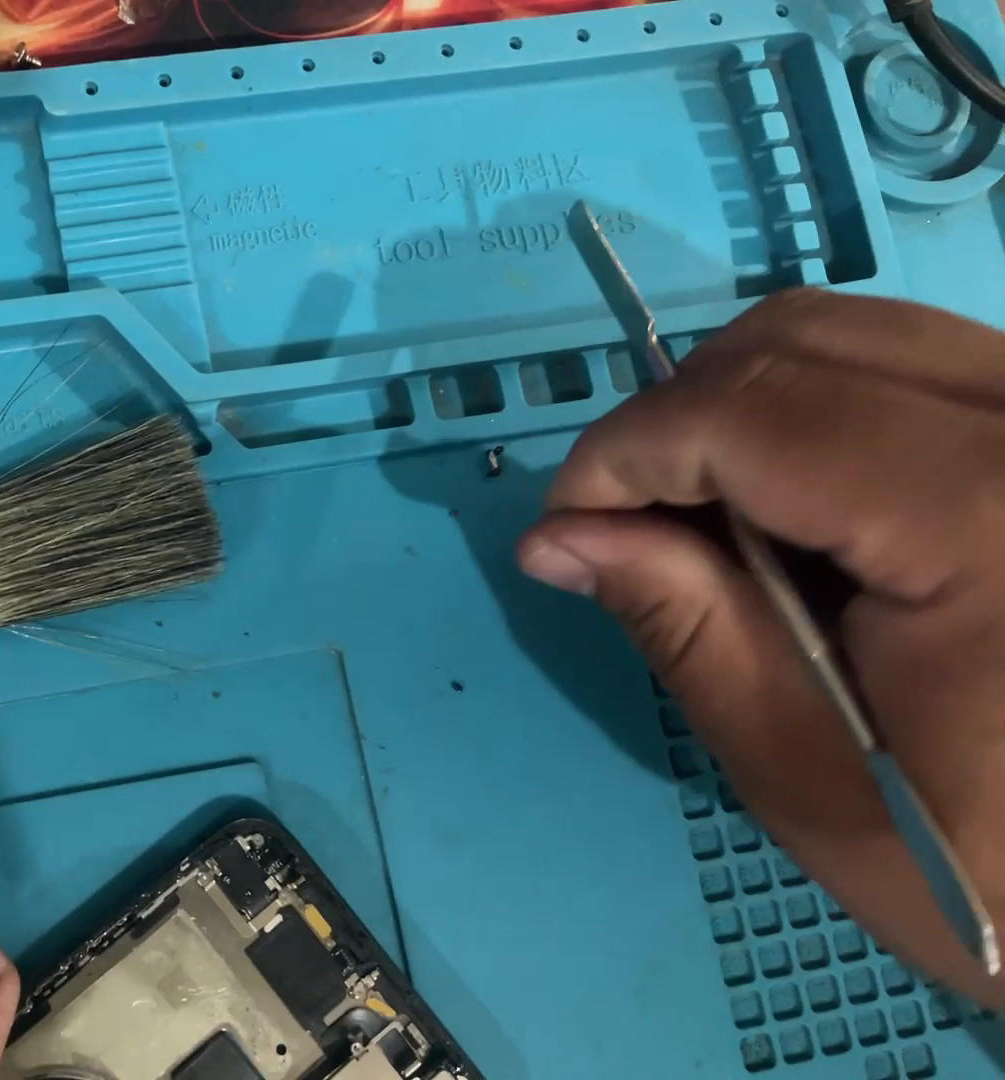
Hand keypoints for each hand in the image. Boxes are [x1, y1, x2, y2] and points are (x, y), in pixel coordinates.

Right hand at [516, 289, 1004, 1006]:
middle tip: (635, 525)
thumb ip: (675, 622)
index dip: (614, 457)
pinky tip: (802, 509)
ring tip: (718, 519)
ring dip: (728, 412)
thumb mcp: (797, 764)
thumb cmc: (998, 870)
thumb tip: (550, 540)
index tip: (569, 532)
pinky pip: (904, 363)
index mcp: (998, 529)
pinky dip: (802, 414)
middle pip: (791, 342)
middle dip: (664, 425)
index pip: (742, 414)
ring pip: (846, 334)